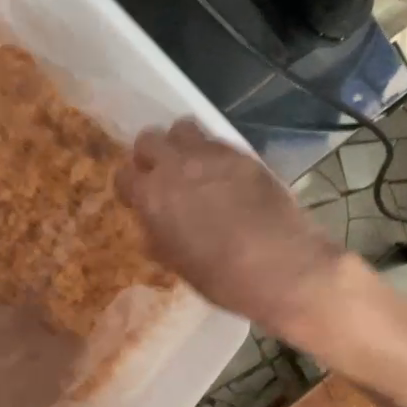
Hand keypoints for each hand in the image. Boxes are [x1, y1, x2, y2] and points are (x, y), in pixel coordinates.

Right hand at [115, 121, 344, 332]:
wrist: (282, 267)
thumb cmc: (223, 278)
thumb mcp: (178, 265)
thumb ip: (159, 237)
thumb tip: (153, 226)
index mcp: (152, 197)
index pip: (124, 176)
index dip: (130, 188)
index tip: (138, 199)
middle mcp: (176, 166)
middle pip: (149, 139)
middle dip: (150, 156)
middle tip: (163, 177)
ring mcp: (212, 155)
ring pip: (182, 128)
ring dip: (181, 144)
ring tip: (192, 167)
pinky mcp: (243, 154)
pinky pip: (216, 141)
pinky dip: (212, 153)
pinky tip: (224, 176)